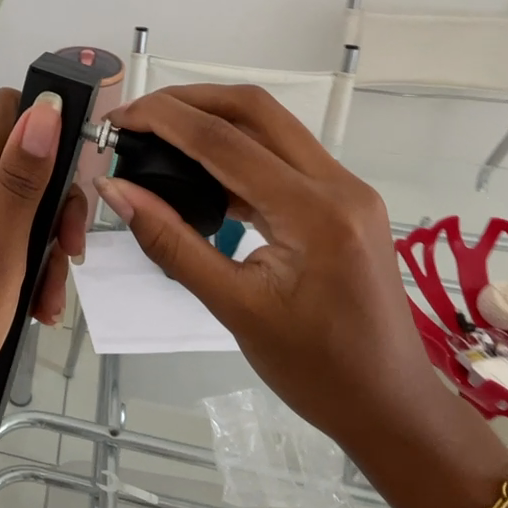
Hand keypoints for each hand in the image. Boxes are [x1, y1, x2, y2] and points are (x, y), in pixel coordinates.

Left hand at [0, 89, 87, 410]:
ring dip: (44, 246)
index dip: (49, 122)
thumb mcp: (0, 254)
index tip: (77, 170)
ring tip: (47, 299)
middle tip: (68, 254)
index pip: (8, 109)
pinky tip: (31, 303)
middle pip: (22, 162)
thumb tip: (42, 108)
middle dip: (57, 204)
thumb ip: (22, 181)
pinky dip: (23, 262)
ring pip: (18, 205)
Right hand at [93, 84, 439, 450]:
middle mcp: (337, 185)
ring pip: (272, 126)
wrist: (391, 407)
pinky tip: (199, 170)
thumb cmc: (315, 371)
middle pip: (255, 109)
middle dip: (189, 100)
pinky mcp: (343, 202)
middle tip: (136, 116)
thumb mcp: (233, 307)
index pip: (224, 141)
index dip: (163, 120)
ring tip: (158, 134)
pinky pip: (283, 156)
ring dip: (213, 119)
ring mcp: (346, 190)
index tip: (117, 121)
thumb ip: (171, 241)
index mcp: (314, 213)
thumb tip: (116, 191)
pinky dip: (236, 150)